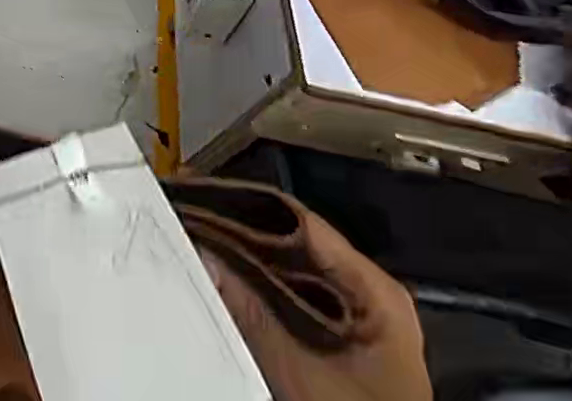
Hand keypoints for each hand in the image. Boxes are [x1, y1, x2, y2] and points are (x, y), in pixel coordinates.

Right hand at [205, 211, 432, 400]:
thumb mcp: (300, 375)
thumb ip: (252, 314)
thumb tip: (203, 256)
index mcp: (375, 289)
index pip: (307, 225)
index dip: (255, 208)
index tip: (208, 196)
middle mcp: (369, 290)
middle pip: (300, 243)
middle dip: (247, 231)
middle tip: (196, 214)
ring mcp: (358, 313)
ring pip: (295, 267)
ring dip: (252, 255)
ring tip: (204, 236)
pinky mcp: (343, 335)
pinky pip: (297, 294)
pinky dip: (264, 283)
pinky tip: (230, 275)